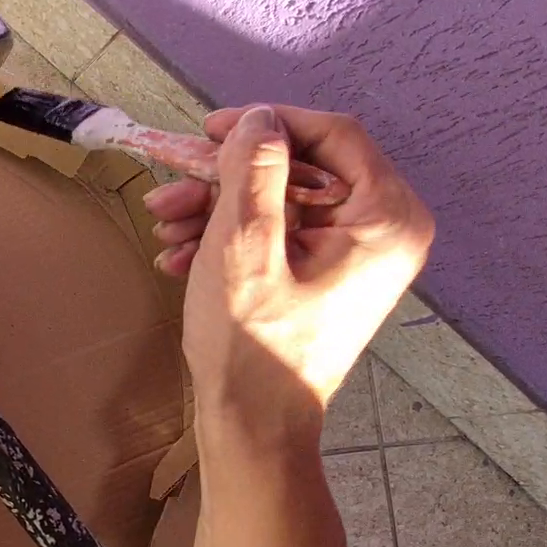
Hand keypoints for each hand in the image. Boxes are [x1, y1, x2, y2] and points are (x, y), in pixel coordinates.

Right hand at [146, 105, 432, 430]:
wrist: (253, 426)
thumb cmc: (251, 343)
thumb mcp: (244, 250)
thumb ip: (253, 174)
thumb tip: (256, 120)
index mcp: (384, 218)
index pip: (332, 136)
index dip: (267, 124)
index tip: (208, 130)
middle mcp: (379, 232)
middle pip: (296, 175)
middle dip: (224, 183)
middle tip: (167, 196)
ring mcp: (349, 260)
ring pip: (277, 208)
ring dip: (214, 214)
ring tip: (163, 232)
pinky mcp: (320, 282)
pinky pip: (274, 242)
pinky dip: (224, 244)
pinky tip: (179, 259)